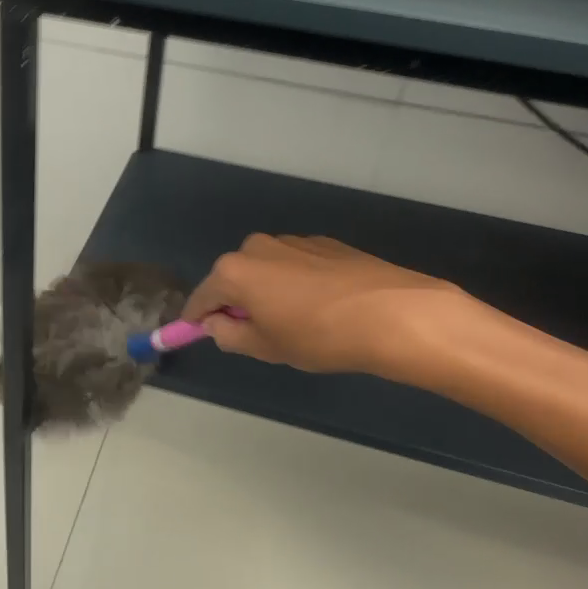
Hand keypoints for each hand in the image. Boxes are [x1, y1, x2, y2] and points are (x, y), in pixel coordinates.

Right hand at [181, 235, 485, 379]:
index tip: (195, 333)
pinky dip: (298, 284)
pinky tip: (324, 308)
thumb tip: (217, 324)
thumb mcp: (267, 347)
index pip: (202, 297)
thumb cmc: (318, 336)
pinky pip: (297, 265)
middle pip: (234, 277)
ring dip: (269, 292)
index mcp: (235, 270)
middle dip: (237, 302)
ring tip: (297, 324)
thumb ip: (230, 334)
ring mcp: (294, 241)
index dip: (196, 319)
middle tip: (256, 335)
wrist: (392, 314)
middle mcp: (258, 246)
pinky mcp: (326, 243)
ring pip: (267, 270)